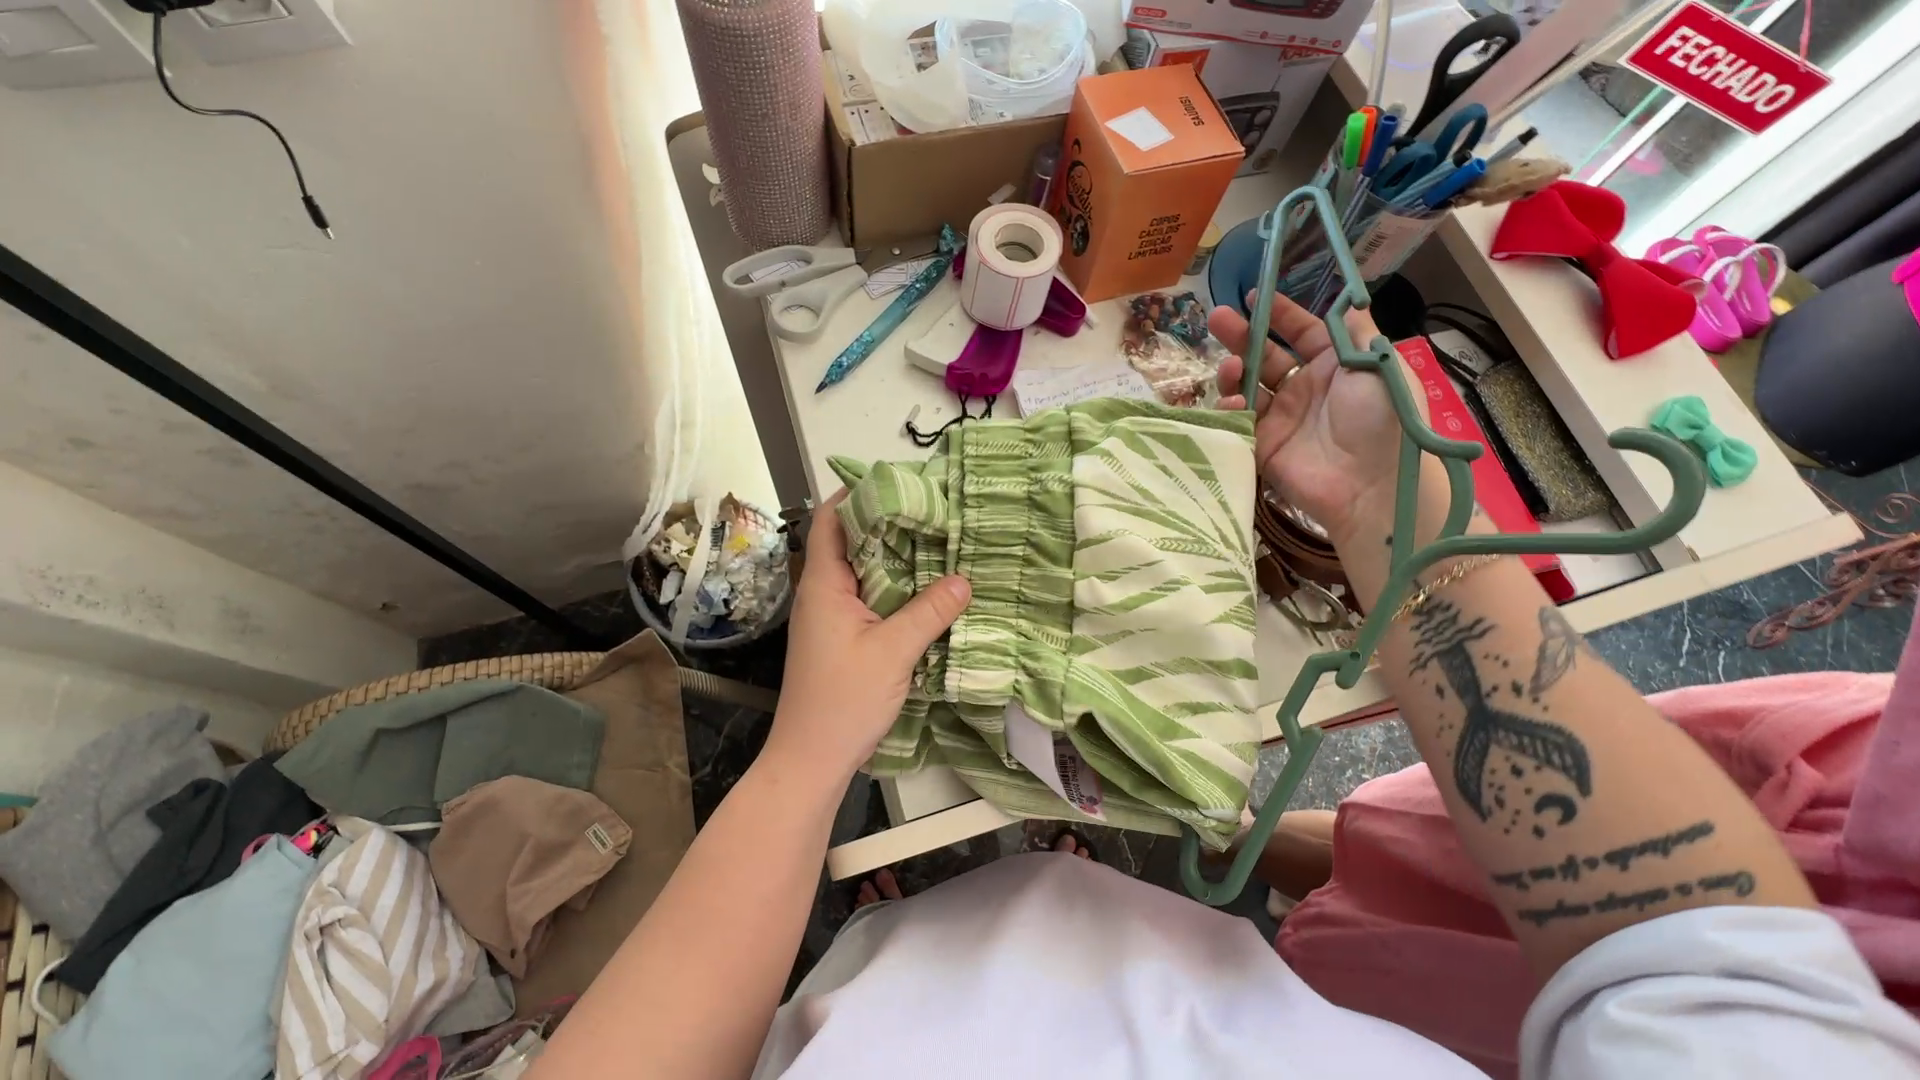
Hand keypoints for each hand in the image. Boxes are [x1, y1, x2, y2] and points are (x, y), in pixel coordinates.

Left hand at [763, 490, 970, 779]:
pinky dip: (894, 590)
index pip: (830, 521)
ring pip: (862, 574)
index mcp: (823, 585)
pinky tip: (926, 591)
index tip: (899, 481)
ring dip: (894, 559)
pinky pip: (868, 601)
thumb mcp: (893, 652)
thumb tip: (963, 579)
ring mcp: (830, 618)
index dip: (857, 495)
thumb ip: (929, 612)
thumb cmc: (843, 701)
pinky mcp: (841, 640)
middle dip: (887, 524)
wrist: (811, 759)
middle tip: (933, 511)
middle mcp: (822, 594)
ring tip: (938, 543)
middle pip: (850, 543)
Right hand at [1212, 291, 1408, 549]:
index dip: (1278, 314)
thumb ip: (1356, 332)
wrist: (1373, 485)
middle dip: (1241, 335)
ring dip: (1233, 370)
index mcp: (1335, 367)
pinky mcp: (1262, 445)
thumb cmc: (1384, 419)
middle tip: (1217, 318)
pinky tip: (1234, 401)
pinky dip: (1230, 408)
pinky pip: (1239, 421)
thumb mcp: (1379, 365)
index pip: (1301, 332)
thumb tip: (1349, 299)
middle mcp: (1305, 389)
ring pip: (1247, 385)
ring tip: (1229, 366)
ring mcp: (1282, 418)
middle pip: (1266, 355)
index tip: (1254, 297)